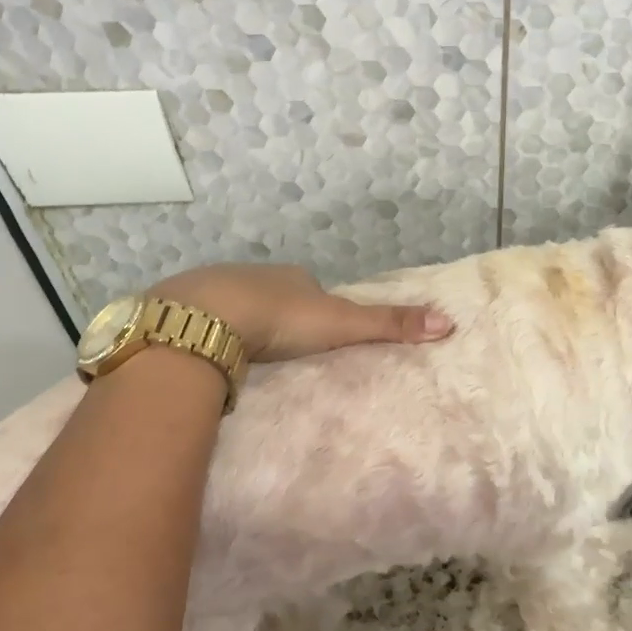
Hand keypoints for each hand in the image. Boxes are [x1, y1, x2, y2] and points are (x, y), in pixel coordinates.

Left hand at [150, 264, 451, 362]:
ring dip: (245, 324)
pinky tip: (214, 350)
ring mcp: (215, 289)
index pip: (312, 290)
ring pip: (237, 306)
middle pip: (275, 296)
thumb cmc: (279, 318)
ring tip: (250, 355)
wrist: (205, 318)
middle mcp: (255, 275)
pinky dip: (213, 332)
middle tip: (286, 348)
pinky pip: (205, 319)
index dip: (319, 309)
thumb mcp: (342, 323)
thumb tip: (448, 322)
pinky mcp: (183, 308)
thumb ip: (388, 324)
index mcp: (292, 276)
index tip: (321, 334)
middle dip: (280, 315)